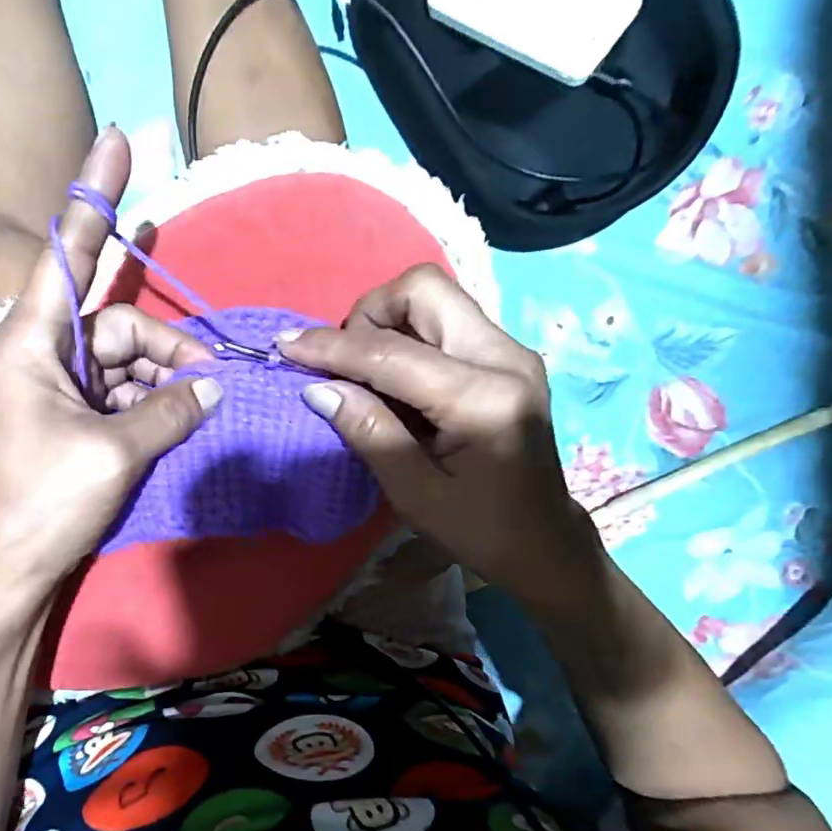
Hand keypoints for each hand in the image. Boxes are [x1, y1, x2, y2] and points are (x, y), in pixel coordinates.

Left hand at [0, 128, 222, 590]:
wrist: (12, 570)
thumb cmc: (45, 504)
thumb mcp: (114, 452)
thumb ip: (168, 409)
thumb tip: (213, 384)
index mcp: (29, 344)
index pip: (66, 254)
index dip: (94, 198)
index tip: (118, 140)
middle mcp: (38, 354)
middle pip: (113, 321)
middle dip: (164, 343)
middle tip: (210, 377)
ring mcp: (53, 387)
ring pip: (121, 359)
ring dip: (161, 378)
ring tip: (193, 408)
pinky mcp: (67, 417)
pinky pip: (116, 390)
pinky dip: (147, 401)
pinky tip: (174, 419)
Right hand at [276, 264, 601, 607]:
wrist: (544, 541)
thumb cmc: (479, 529)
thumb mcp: (414, 493)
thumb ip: (369, 432)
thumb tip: (317, 387)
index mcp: (482, 399)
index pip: (391, 352)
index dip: (332, 347)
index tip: (286, 346)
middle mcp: (504, 357)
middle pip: (425, 289)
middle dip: (369, 313)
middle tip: (344, 362)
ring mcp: (510, 352)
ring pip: (435, 297)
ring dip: (387, 322)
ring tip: (364, 371)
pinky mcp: (506, 358)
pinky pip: (445, 320)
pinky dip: (406, 335)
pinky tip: (392, 379)